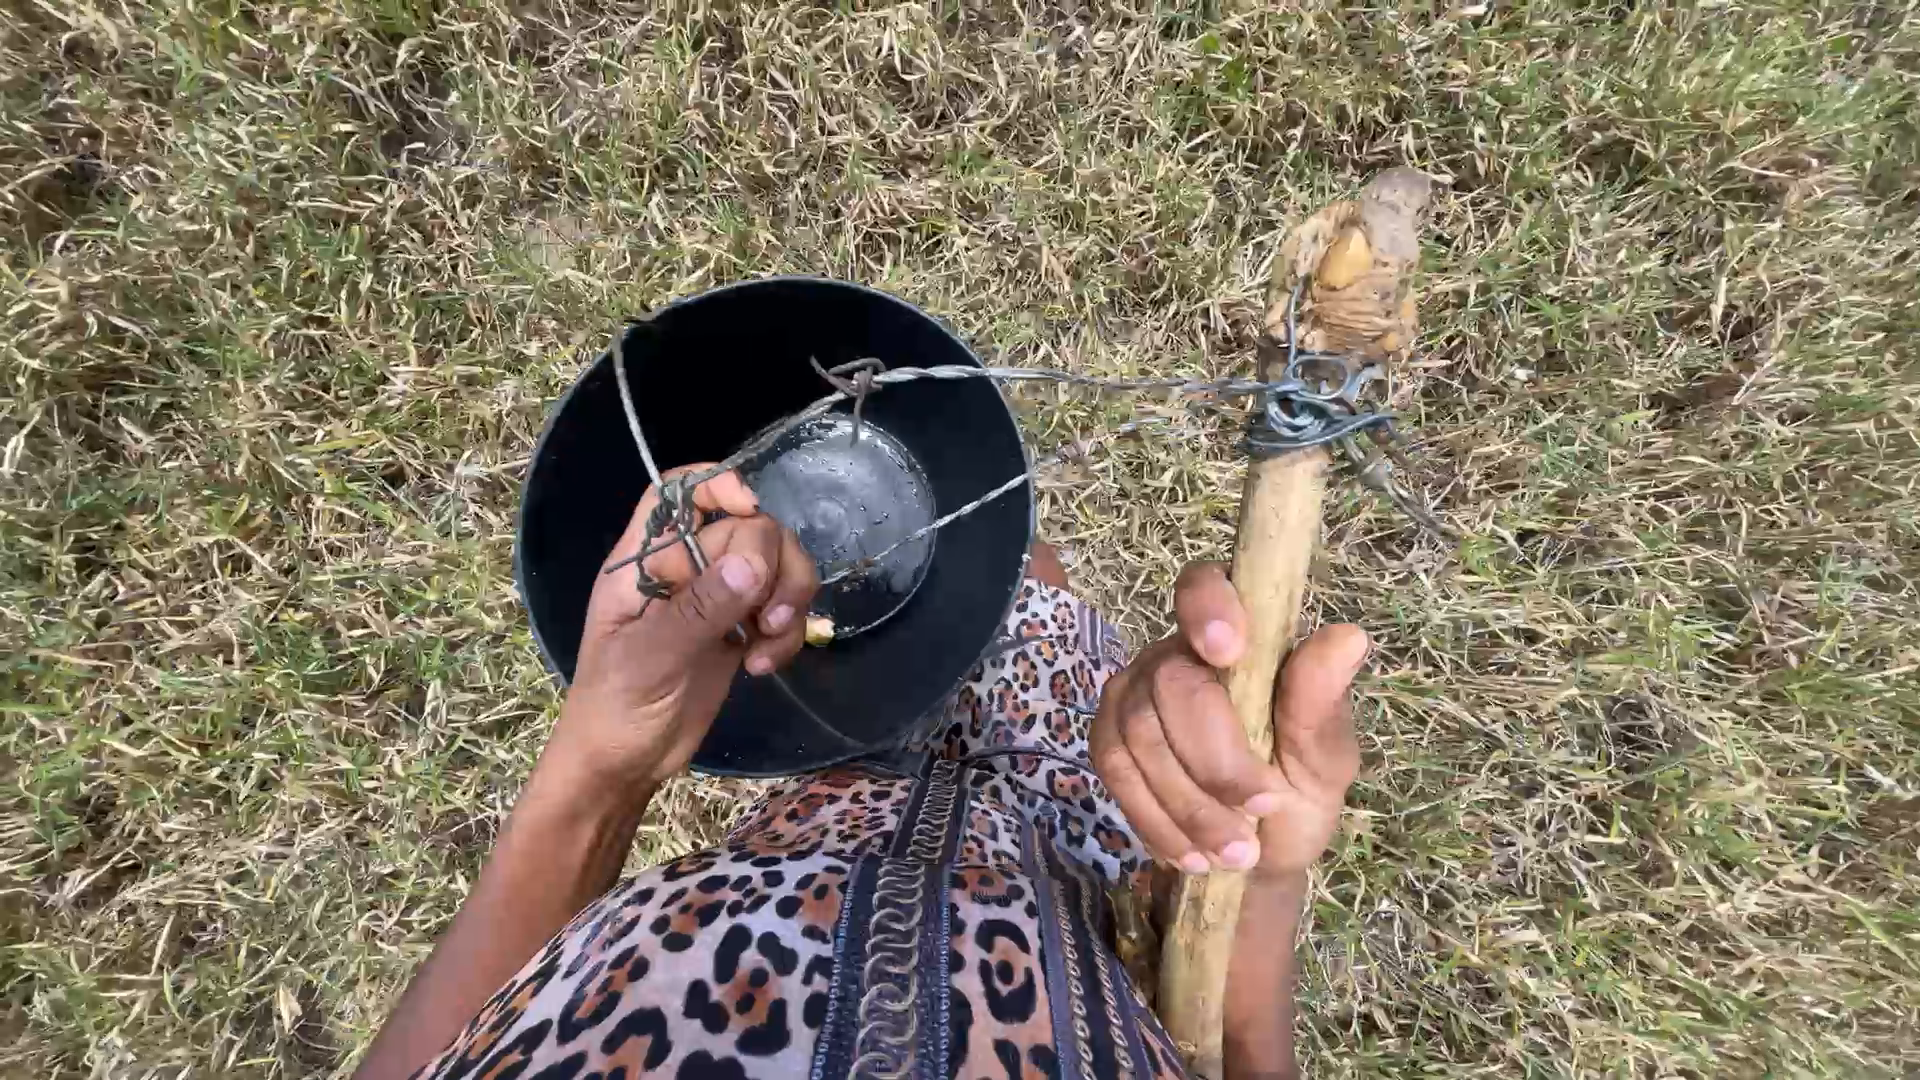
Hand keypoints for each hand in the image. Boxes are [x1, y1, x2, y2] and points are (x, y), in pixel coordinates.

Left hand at [539, 465, 818, 797]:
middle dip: (772, 568)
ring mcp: (717, 597)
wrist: (627, 765)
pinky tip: (761, 666)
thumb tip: (754, 565)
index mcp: (646, 560)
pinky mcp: (741, 628)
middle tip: (766, 618)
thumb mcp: (650, 658)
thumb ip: (701, 609)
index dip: (717, 485)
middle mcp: (686, 568)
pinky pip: (783, 608)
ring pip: (778, 565)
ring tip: (766, 643)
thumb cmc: (615, 708)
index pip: (680, 492)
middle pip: (750, 528)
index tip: (751, 509)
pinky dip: (786, 635)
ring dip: (788, 601)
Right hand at [1091, 562, 1366, 875]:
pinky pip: (1115, 770)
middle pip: (1171, 684)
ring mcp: (1130, 693)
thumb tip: (1348, 638)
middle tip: (1260, 816)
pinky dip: (1155, 819)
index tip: (1228, 653)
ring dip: (1189, 804)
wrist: (1250, 854)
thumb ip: (1320, 705)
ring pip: (1139, 735)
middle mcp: (1172, 654)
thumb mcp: (1324, 760)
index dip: (1206, 608)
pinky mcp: (1106, 738)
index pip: (1203, 586)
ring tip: (1236, 853)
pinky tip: (1192, 854)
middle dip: (1214, 760)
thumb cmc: (1296, 793)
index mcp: (1233, 637)